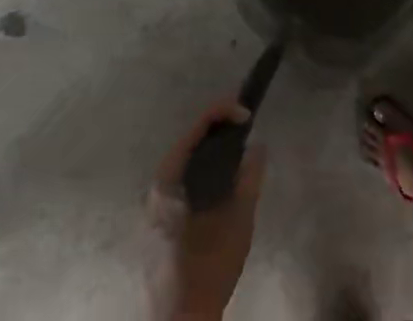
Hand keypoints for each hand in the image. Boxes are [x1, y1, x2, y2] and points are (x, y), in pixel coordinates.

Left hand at [155, 101, 266, 319]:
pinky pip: (183, 182)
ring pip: (185, 163)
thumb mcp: (238, 221)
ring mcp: (154, 206)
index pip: (195, 129)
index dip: (222, 112)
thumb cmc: (208, 267)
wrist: (182, 319)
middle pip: (188, 142)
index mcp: (168, 180)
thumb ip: (249, 179)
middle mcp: (156, 186)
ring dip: (211, 150)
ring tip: (240, 147)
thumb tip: (258, 146)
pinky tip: (224, 181)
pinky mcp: (159, 222)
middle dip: (218, 128)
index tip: (248, 114)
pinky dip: (203, 172)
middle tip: (246, 124)